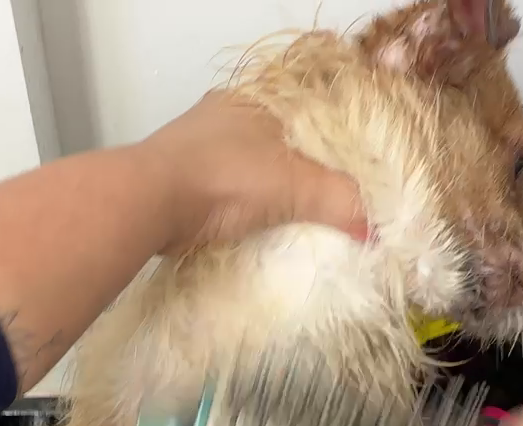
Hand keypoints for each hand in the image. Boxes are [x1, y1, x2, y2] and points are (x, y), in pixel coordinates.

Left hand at [132, 93, 368, 255]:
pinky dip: (243, 208)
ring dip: (270, 190)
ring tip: (296, 217)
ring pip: (250, 165)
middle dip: (302, 168)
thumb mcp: (293, 186)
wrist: (150, 202)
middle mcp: (228, 114)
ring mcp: (200, 146)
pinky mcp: (183, 180)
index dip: (334, 136)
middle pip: (280, 139)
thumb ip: (337, 200)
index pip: (309, 108)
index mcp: (258, 99)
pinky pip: (227, 191)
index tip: (353, 168)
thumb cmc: (224, 178)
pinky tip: (255, 227)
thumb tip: (372, 228)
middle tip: (328, 200)